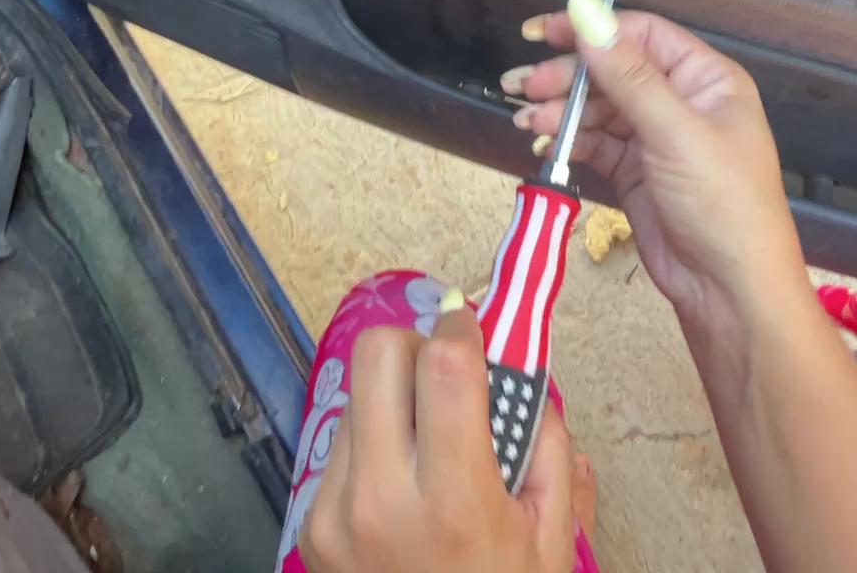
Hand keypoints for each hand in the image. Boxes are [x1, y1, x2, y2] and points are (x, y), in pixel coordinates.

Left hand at [298, 302, 577, 572]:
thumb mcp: (550, 536)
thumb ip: (547, 443)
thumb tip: (520, 366)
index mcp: (453, 500)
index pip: (444, 367)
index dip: (461, 324)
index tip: (471, 319)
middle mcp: (379, 497)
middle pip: (376, 352)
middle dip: (414, 344)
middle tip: (442, 373)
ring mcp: (332, 511)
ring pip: (356, 392)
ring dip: (393, 394)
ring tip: (423, 438)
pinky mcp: (307, 526)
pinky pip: (341, 440)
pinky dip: (373, 437)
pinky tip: (398, 478)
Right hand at [502, 0, 806, 320]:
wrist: (728, 289)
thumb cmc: (722, 203)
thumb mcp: (675, 132)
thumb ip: (628, 75)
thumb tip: (587, 15)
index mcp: (703, 78)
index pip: (639, 35)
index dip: (590, 30)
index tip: (541, 32)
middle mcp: (678, 99)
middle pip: (610, 70)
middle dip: (565, 76)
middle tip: (522, 86)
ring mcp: (653, 135)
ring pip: (596, 107)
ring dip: (559, 110)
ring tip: (526, 121)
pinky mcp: (632, 169)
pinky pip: (593, 142)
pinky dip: (568, 140)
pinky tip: (545, 144)